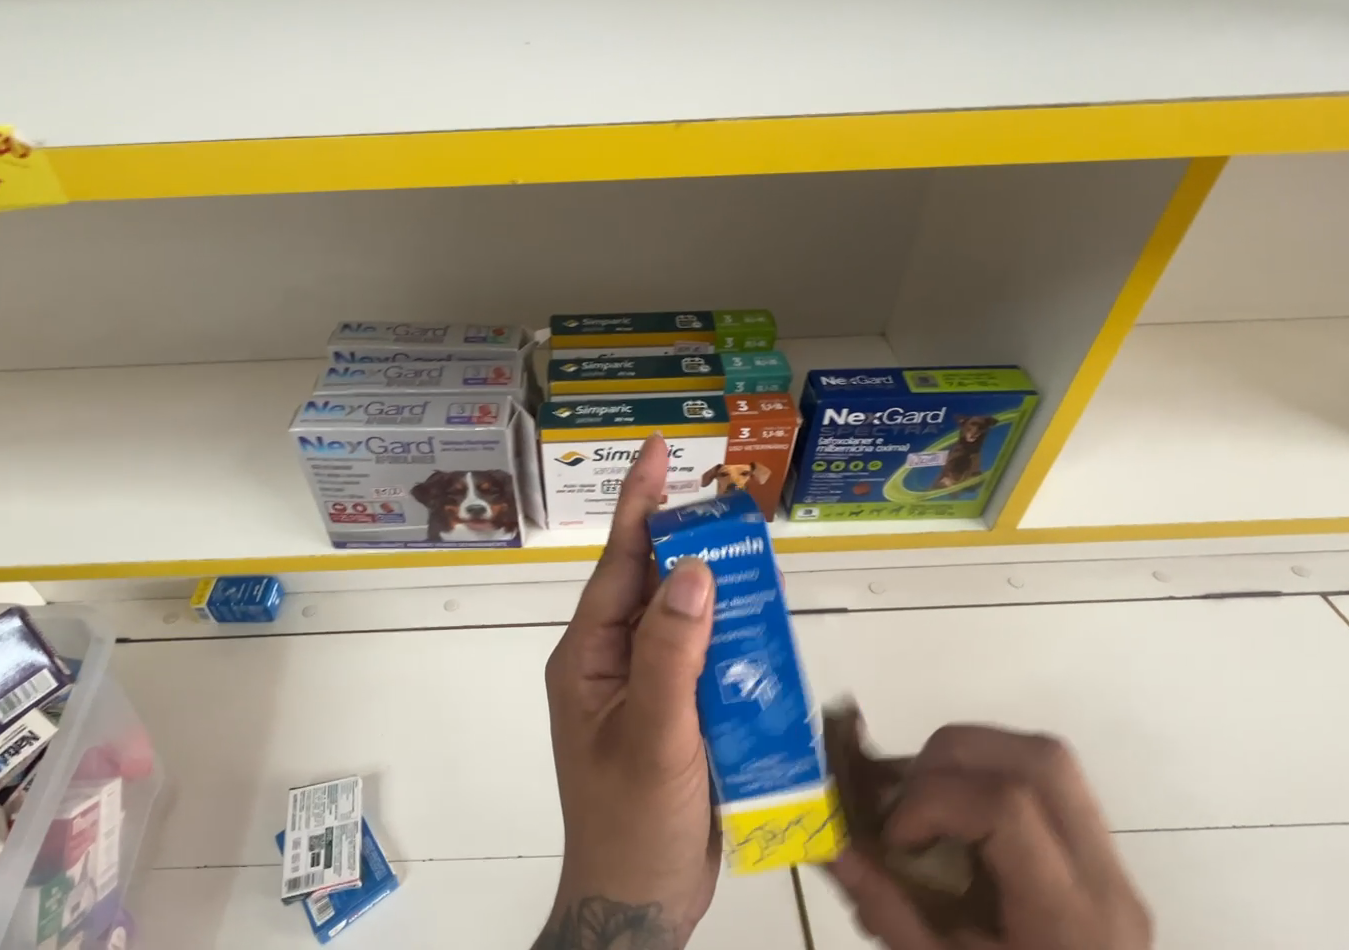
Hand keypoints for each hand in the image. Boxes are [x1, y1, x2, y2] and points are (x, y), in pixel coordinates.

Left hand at [534, 435, 719, 949]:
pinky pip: (700, 659)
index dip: (638, 504)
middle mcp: (611, 659)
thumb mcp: (653, 733)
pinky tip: (760, 624)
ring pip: (680, 619)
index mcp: (588, 654)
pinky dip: (728, 638)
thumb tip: (692, 567)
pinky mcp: (672, 712)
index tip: (658, 451)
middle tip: (728, 503)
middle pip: (650, 584)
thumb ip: (671, 651)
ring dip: (712, 589)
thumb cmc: (633, 818)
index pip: (617, 563)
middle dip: (684, 540)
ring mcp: (641, 686)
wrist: (639, 898)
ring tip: (752, 554)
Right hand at [824, 725, 1150, 949]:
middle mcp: (1105, 878)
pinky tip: (957, 821)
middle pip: (1037, 761)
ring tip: (927, 803)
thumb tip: (831, 848)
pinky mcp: (1102, 859)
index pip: (1005, 806)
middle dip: (950, 759)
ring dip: (969, 760)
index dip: (932, 801)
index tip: (894, 838)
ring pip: (1045, 757)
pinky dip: (987, 778)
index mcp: (1068, 918)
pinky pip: (1045, 782)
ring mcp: (1112, 864)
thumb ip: (889, 912)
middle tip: (906, 802)